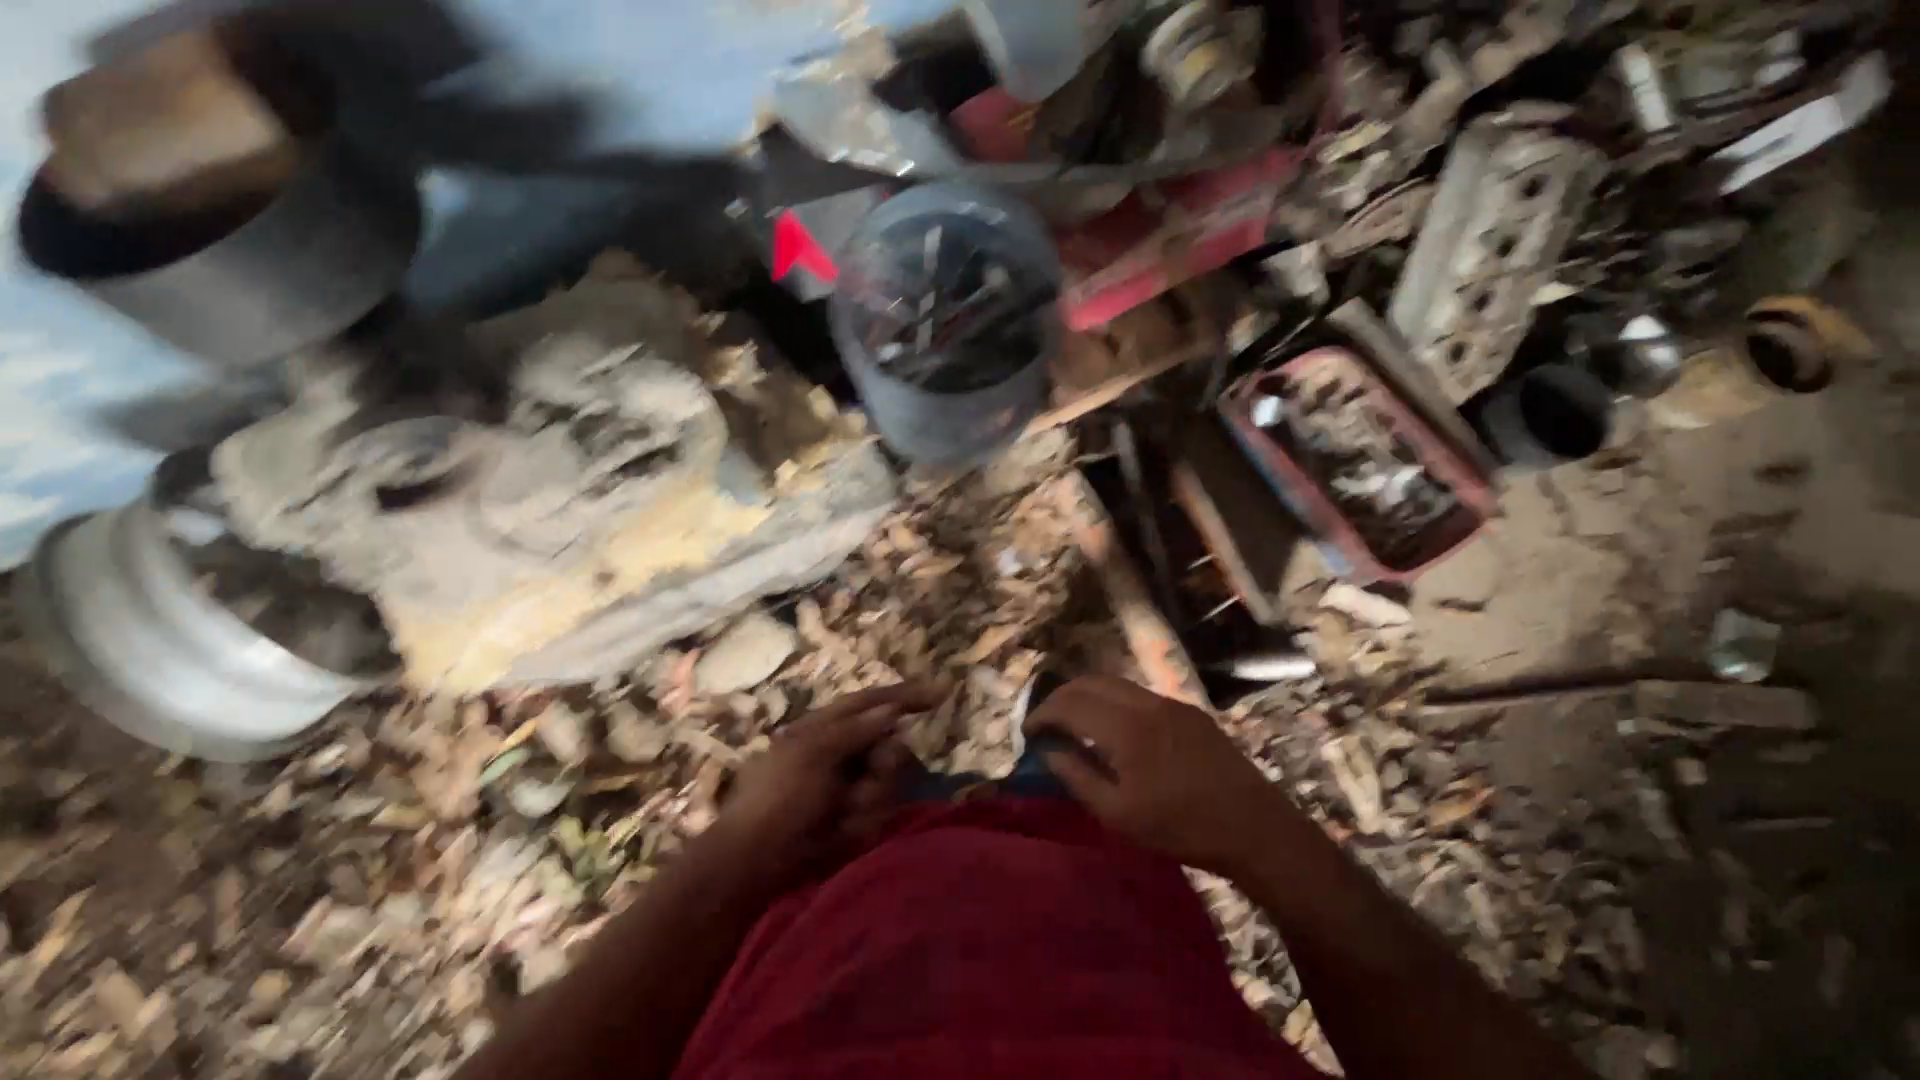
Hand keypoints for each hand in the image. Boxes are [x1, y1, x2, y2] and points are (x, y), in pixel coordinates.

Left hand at [703, 683, 940, 884]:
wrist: (755, 861)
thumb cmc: (777, 797)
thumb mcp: (813, 753)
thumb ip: (855, 729)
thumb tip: (892, 711)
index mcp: (823, 727)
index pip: (871, 702)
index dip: (906, 696)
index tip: (942, 692)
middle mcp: (840, 752)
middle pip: (889, 745)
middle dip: (882, 766)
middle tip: (861, 786)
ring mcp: (847, 787)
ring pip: (887, 781)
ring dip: (869, 799)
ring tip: (841, 817)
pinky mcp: (852, 818)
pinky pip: (878, 811)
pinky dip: (863, 822)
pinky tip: (840, 832)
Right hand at [1024, 675, 1282, 876]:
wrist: (1255, 828)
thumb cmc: (1181, 829)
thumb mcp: (1118, 815)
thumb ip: (1076, 777)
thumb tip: (1048, 751)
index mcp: (1127, 728)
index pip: (1069, 704)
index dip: (1042, 714)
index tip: (1027, 733)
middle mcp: (1147, 703)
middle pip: (1090, 682)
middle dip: (1060, 698)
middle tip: (1045, 724)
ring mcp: (1172, 703)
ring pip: (1116, 684)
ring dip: (1087, 697)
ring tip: (1074, 725)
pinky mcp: (1190, 712)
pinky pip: (1139, 694)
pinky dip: (1113, 702)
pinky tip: (1112, 731)